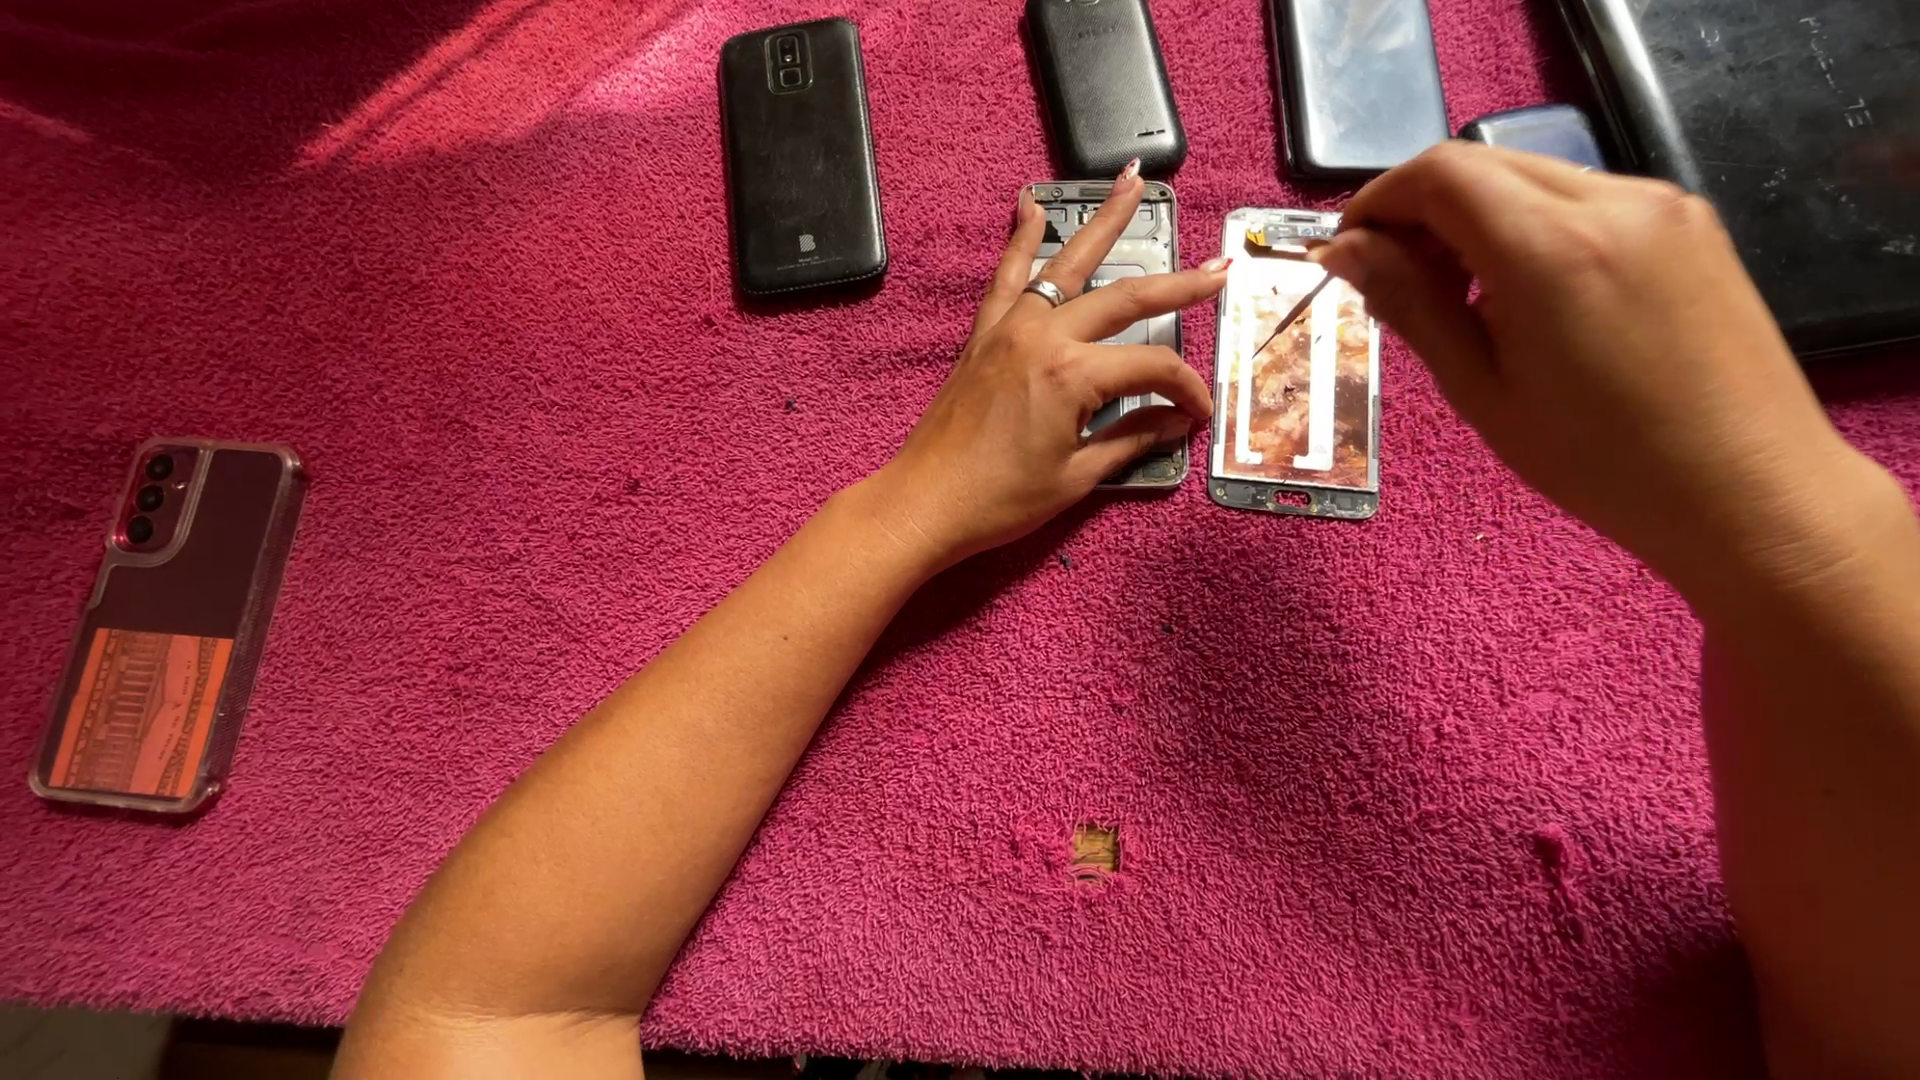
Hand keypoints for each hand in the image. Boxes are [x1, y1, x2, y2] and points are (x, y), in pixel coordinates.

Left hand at [867, 168, 1226, 568]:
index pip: (1152, 367)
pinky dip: (1020, 242)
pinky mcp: (983, 336)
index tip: (1199, 413)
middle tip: (1219, 269)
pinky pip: (1007, 279)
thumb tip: (1176, 423)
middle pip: (1125, 299)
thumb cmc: (999, 500)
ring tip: (1132, 182)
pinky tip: (1030, 207)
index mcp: (1072, 375)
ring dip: (1102, 223)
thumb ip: (1130, 439)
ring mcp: (1008, 329)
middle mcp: (1042, 336)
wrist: (924, 502)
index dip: (1185, 389)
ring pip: (1066, 265)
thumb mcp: (1076, 476)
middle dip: (1178, 285)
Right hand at [1312, 142, 1892, 593]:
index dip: (1376, 202)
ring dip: (1464, 218)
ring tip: (1447, 294)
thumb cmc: (1592, 457)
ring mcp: (1658, 203)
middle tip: (1388, 280)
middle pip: (1479, 163)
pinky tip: (1509, 290)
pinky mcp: (1682, 221)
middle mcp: (1612, 200)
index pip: (1440, 174)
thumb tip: (1344, 250)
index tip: (1346, 254)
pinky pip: (1573, 196)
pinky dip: (1517, 225)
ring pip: (1525, 176)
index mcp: (1552, 249)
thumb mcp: (1477, 386)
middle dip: (1414, 210)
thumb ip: (1409, 303)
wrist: (1742, 484)